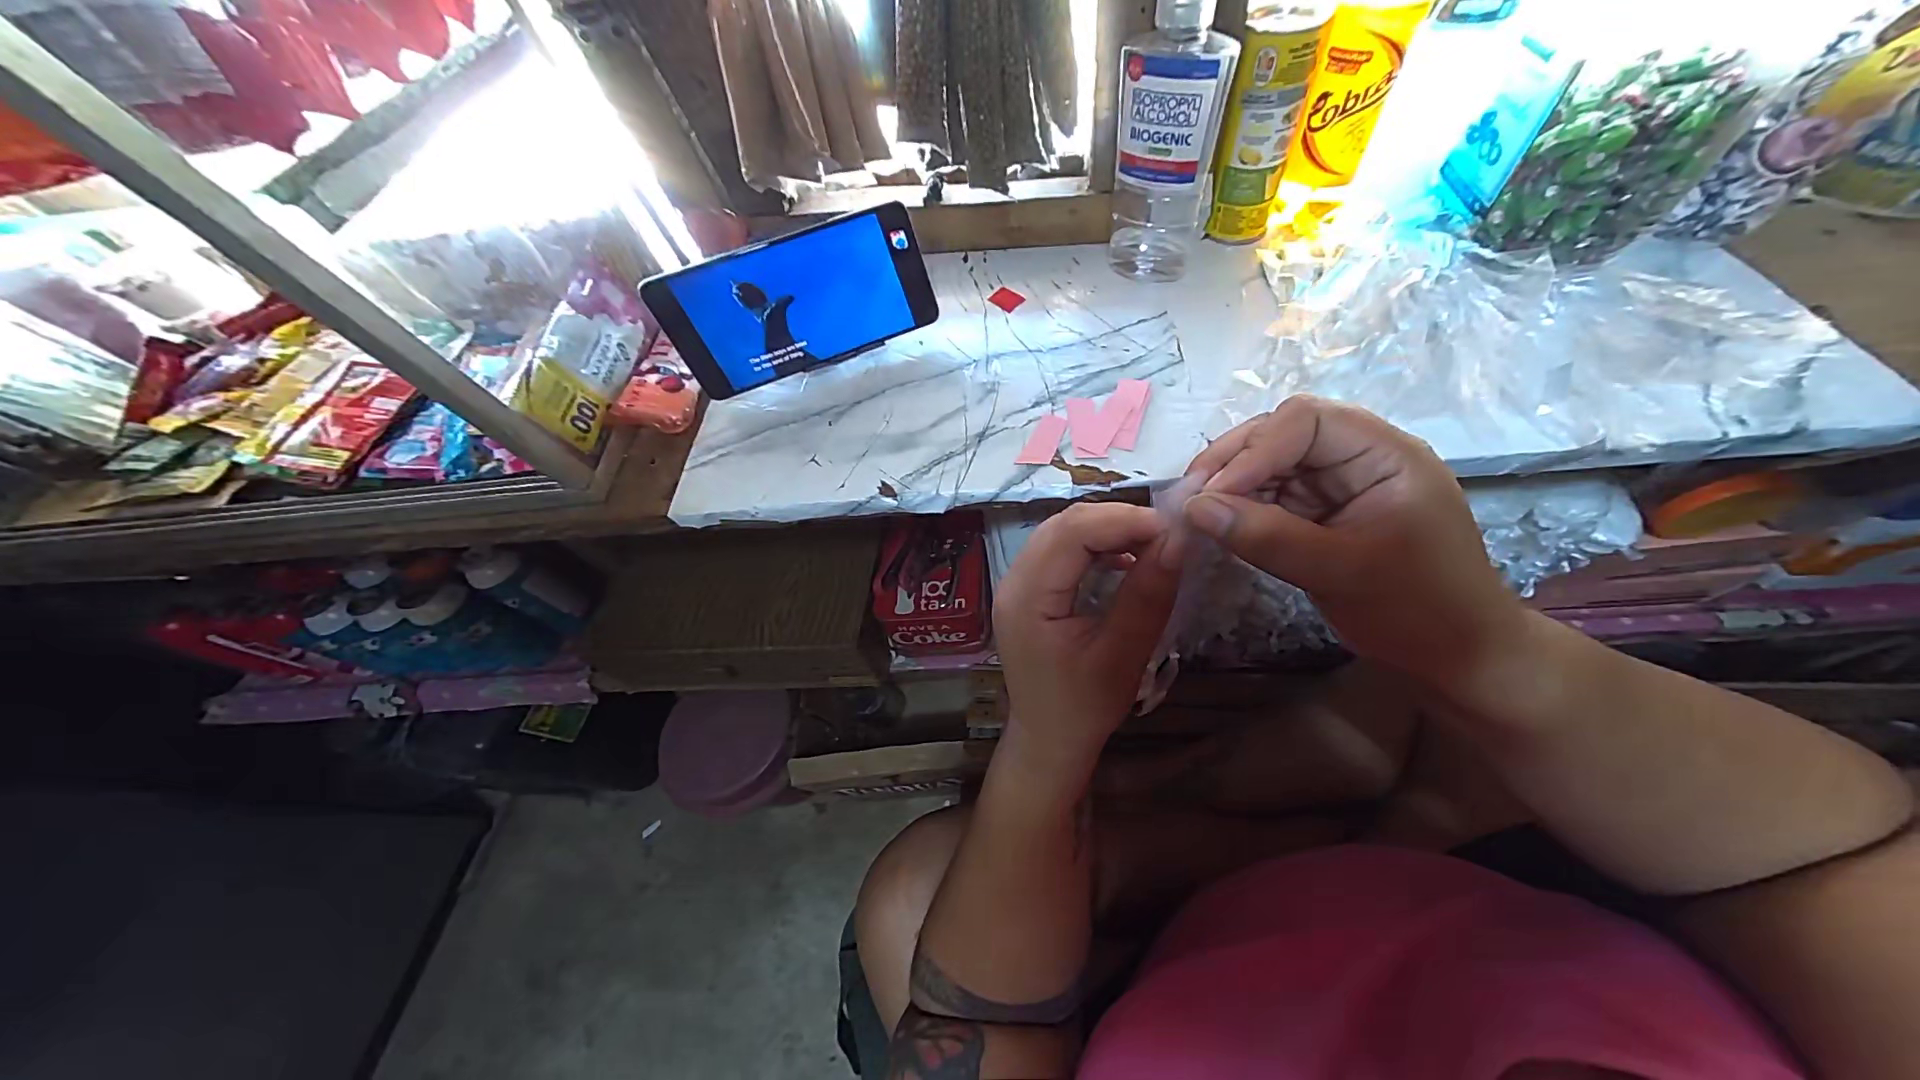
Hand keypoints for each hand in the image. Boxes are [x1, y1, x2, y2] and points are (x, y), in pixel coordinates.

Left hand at [993, 502, 1179, 764]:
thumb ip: (1147, 596)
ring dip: (1107, 531)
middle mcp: (1013, 581)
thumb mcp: (1123, 655)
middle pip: (1063, 525)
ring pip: (1061, 533)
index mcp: (1027, 597)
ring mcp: (1016, 584)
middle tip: (1166, 534)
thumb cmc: (1083, 707)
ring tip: (1152, 544)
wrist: (1048, 739)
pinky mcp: (1028, 590)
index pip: (1071, 532)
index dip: (1123, 520)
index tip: (1172, 528)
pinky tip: (1125, 560)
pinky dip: (1094, 546)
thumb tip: (1178, 541)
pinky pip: (1060, 551)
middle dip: (1117, 521)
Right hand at [1180, 396, 1522, 686]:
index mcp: (1384, 454)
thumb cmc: (1415, 609)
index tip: (1211, 494)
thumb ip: (1267, 536)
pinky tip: (1215, 525)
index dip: (1253, 450)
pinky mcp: (1318, 512)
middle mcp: (1357, 457)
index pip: (1306, 421)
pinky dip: (1238, 509)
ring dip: (1228, 486)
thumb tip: (1194, 508)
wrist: (1453, 655)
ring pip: (1267, 465)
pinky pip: (1268, 496)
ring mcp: (1335, 484)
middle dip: (1232, 463)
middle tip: (1188, 499)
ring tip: (1192, 514)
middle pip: (1280, 435)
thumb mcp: (1340, 571)